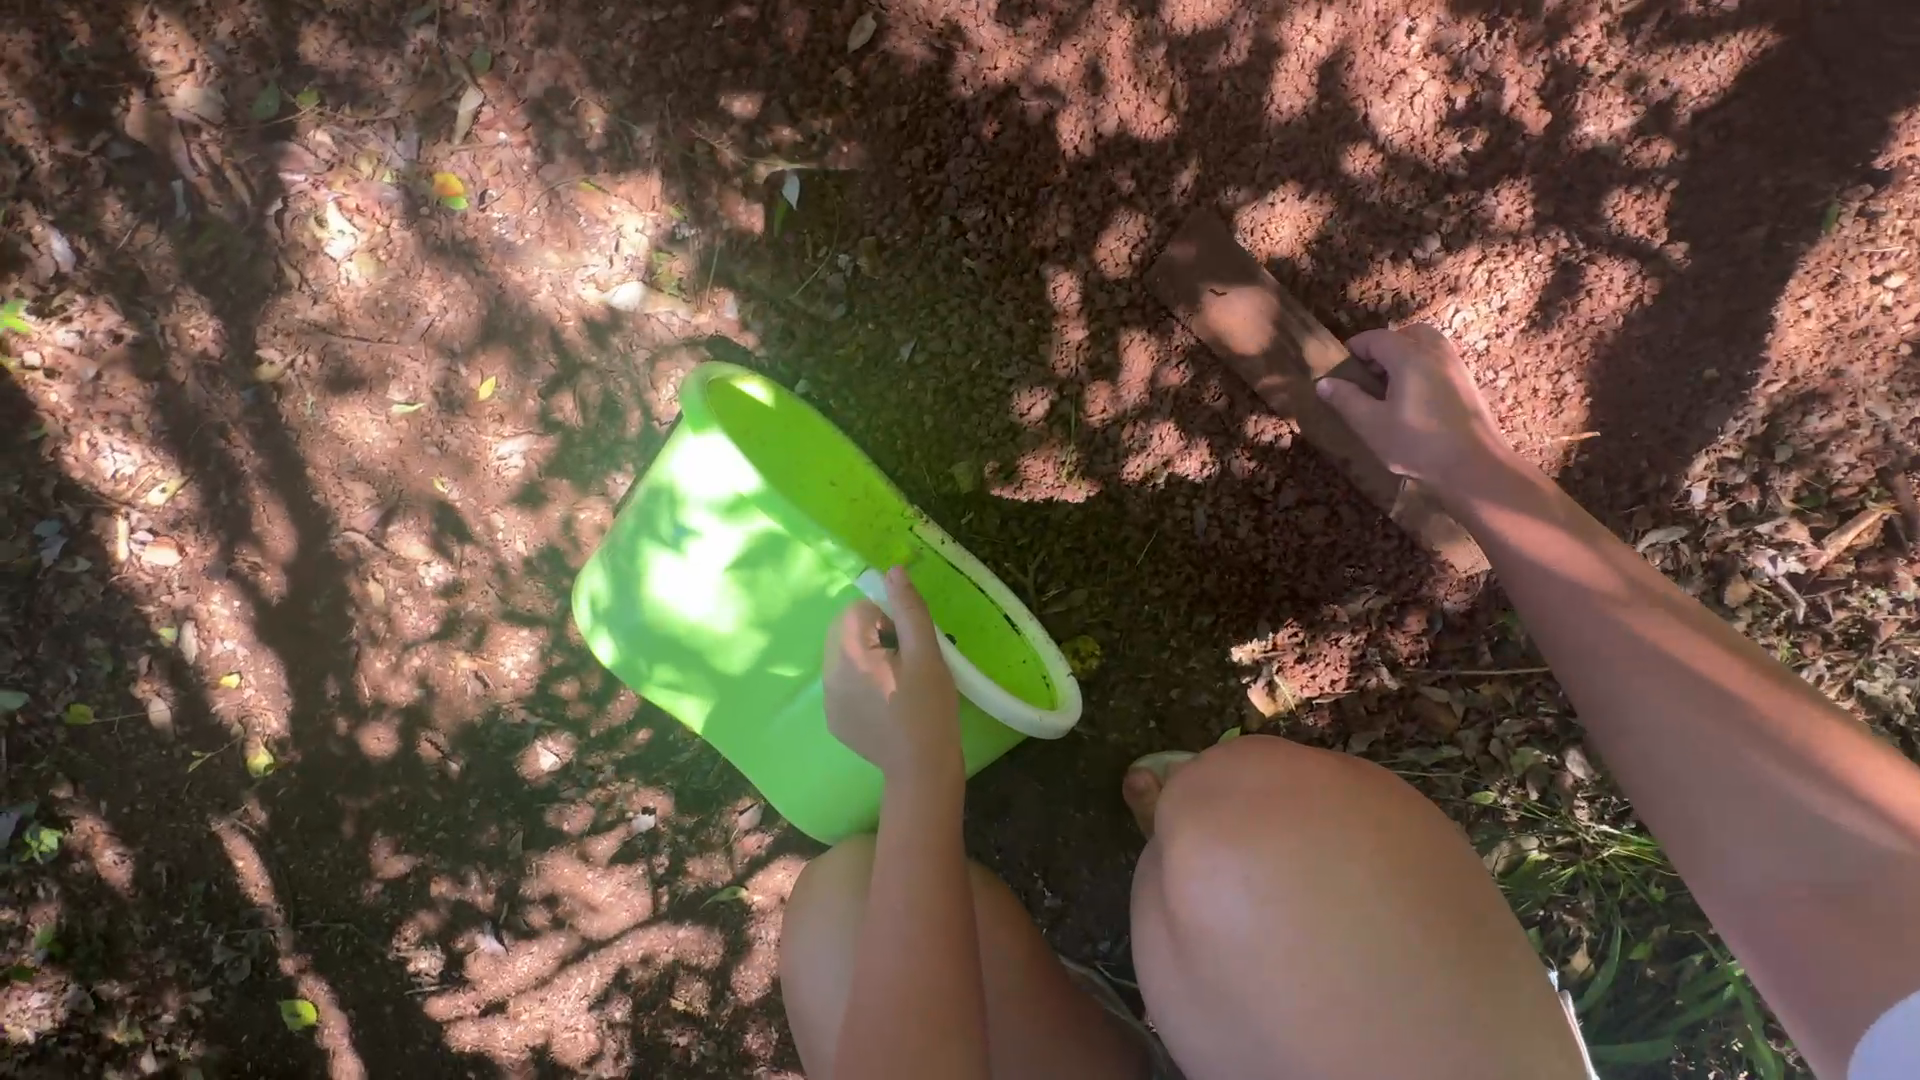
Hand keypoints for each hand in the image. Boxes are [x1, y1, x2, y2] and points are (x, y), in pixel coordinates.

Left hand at [823, 566, 961, 780]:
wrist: (922, 768)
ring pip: (844, 655)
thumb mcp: (926, 653)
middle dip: (874, 633)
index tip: (908, 643)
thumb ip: (909, 609)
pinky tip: (887, 703)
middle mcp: (829, 674)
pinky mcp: (834, 719)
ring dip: (868, 655)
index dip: (887, 618)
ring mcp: (828, 699)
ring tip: (898, 681)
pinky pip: (843, 682)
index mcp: (849, 654)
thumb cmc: (929, 707)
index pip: (858, 610)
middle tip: (905, 659)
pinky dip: (862, 681)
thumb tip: (893, 571)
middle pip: (845, 630)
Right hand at [1315, 324, 1516, 492]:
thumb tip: (1324, 382)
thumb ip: (1346, 399)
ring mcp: (1455, 365)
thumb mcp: (1371, 424)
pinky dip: (1421, 368)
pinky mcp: (1466, 382)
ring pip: (1426, 345)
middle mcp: (1435, 352)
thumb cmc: (1416, 444)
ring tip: (1388, 388)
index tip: (1340, 369)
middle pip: (1406, 334)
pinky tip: (1412, 400)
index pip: (1376, 338)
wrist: (1473, 465)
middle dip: (1383, 348)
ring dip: (1403, 357)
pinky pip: (1438, 361)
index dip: (1354, 348)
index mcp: (1409, 357)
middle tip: (1368, 376)